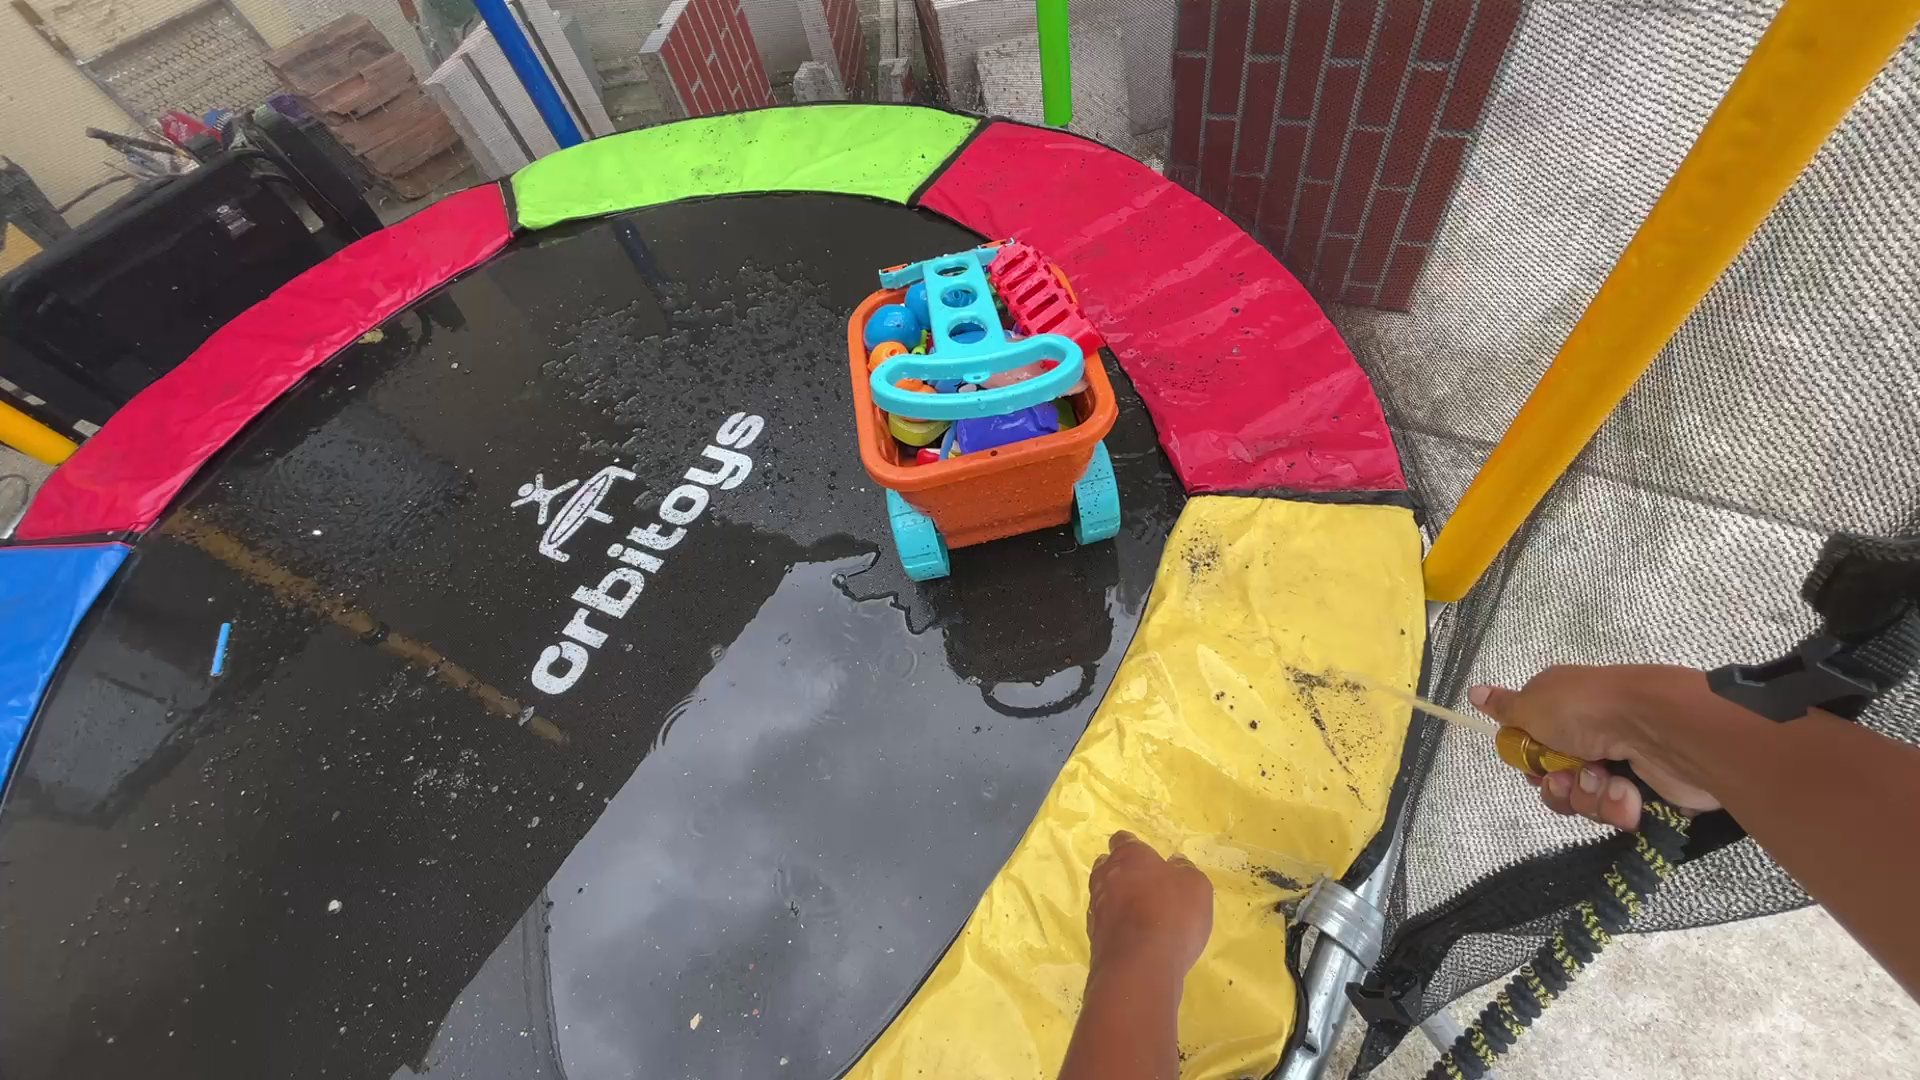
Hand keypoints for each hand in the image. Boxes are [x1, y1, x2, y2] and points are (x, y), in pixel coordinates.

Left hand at [1086, 831, 1213, 984]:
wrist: (1140, 965)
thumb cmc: (1172, 914)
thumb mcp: (1195, 886)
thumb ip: (1185, 870)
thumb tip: (1176, 863)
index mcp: (1128, 855)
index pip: (1123, 840)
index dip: (1134, 847)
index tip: (1147, 858)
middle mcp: (1105, 874)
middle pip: (1107, 865)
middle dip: (1122, 872)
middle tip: (1145, 887)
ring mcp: (1095, 905)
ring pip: (1103, 893)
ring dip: (1117, 900)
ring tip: (1140, 916)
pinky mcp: (1092, 935)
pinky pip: (1104, 921)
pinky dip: (1115, 925)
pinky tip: (1132, 937)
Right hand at [1469, 665, 1726, 830]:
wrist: (1665, 728)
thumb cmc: (1587, 709)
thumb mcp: (1532, 704)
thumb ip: (1503, 707)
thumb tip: (1474, 692)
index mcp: (1561, 708)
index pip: (1533, 743)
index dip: (1528, 758)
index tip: (1530, 763)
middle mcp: (1589, 734)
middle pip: (1555, 776)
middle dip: (1556, 784)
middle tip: (1566, 778)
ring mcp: (1621, 763)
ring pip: (1584, 799)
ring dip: (1587, 795)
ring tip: (1605, 781)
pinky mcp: (1650, 792)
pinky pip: (1617, 812)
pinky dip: (1618, 804)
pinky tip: (1627, 792)